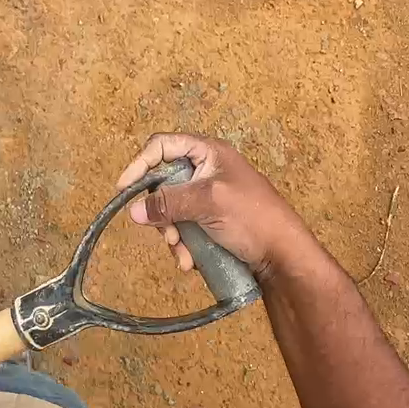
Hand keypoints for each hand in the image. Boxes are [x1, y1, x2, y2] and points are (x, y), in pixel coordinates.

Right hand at [116, 133, 314, 275]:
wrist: (284, 257)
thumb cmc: (253, 219)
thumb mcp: (207, 203)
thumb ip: (169, 203)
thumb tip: (134, 209)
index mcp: (209, 153)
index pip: (162, 146)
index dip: (140, 164)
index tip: (124, 189)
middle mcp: (206, 170)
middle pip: (163, 183)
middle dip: (161, 212)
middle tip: (165, 233)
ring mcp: (209, 196)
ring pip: (171, 210)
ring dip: (172, 234)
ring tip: (183, 254)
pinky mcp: (211, 220)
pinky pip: (184, 227)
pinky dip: (183, 244)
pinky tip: (190, 260)